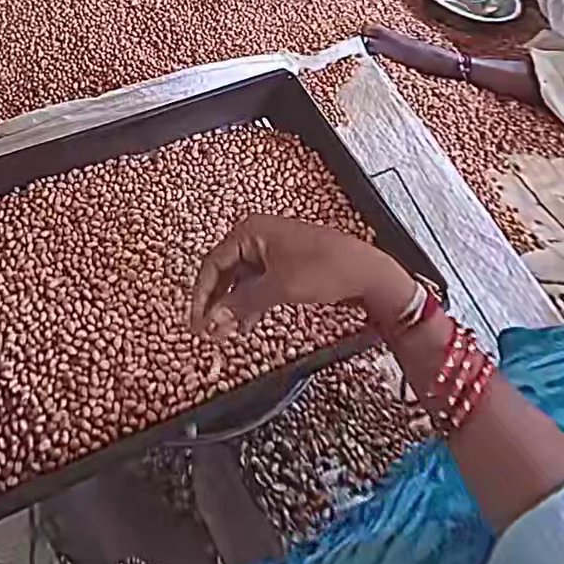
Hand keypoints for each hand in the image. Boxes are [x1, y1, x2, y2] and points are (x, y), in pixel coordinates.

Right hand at [189, 215, 413, 338]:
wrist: (367, 272)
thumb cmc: (325, 268)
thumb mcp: (279, 288)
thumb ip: (242, 303)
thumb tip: (214, 319)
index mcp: (250, 231)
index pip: (213, 263)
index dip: (202, 294)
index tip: (197, 321)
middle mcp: (256, 236)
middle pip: (224, 271)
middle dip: (217, 302)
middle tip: (210, 331)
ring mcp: (270, 250)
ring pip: (240, 280)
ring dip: (233, 306)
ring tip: (228, 332)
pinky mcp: (284, 264)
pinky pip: (257, 284)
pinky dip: (250, 304)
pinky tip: (247, 324)